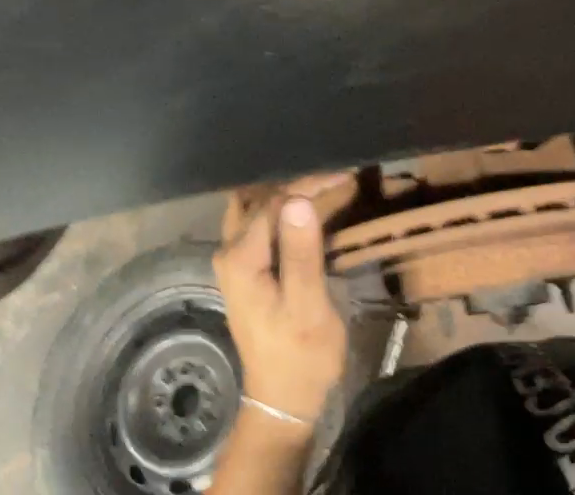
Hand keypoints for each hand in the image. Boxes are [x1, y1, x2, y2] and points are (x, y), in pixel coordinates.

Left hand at [213, 177, 349, 425]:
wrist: (283, 400)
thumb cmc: (300, 356)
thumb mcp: (308, 308)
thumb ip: (301, 254)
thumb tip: (299, 201)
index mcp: (241, 259)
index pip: (275, 202)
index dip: (310, 184)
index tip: (345, 175)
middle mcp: (229, 252)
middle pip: (261, 199)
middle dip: (298, 183)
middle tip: (337, 175)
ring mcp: (234, 260)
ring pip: (255, 208)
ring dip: (286, 193)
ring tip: (322, 183)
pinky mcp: (245, 269)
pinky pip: (259, 224)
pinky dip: (282, 211)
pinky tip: (305, 208)